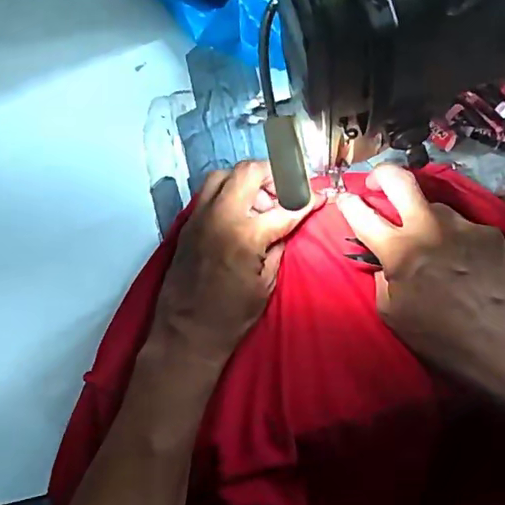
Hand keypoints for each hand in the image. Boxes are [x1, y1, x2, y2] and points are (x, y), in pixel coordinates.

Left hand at [151, 161, 314, 366]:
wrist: (186, 332)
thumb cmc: (230, 317)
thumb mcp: (265, 284)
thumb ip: (277, 248)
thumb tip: (286, 227)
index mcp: (244, 234)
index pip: (284, 207)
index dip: (306, 201)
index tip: (318, 197)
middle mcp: (219, 216)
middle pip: (249, 172)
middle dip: (273, 177)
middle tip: (285, 194)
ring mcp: (199, 217)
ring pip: (224, 175)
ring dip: (246, 182)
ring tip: (260, 204)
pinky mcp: (188, 224)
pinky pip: (209, 193)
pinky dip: (228, 194)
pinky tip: (239, 215)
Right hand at [337, 164, 504, 383]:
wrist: (489, 340)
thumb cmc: (432, 333)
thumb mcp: (389, 310)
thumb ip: (382, 276)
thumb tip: (385, 260)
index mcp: (398, 249)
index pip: (362, 213)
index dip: (347, 203)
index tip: (344, 199)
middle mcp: (428, 227)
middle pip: (400, 180)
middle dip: (382, 175)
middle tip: (377, 183)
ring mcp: (462, 226)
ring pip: (434, 207)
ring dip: (424, 218)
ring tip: (430, 241)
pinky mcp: (488, 233)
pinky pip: (462, 227)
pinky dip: (454, 239)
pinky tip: (460, 259)